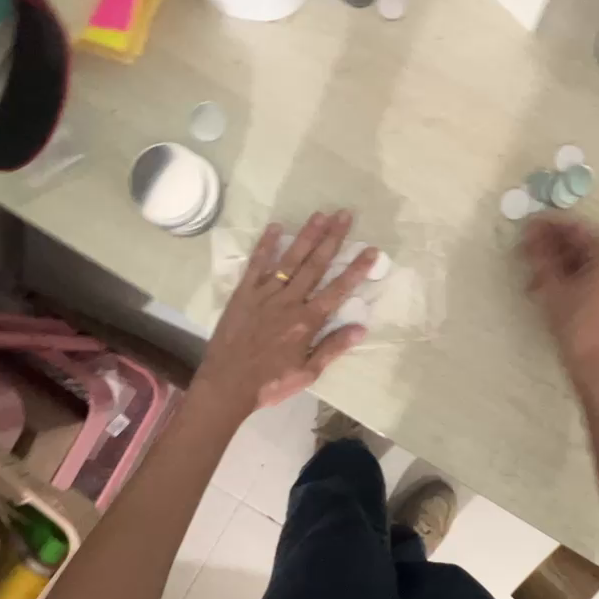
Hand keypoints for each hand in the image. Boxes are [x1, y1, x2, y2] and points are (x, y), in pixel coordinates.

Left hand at [196, 210, 377, 412]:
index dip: (356, 269)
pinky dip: (266, 245)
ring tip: (320, 214)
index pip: (338, 290)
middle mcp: (289, 302)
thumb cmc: (270, 383)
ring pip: (290, 260)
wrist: (227, 384)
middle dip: (332, 239)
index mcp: (307, 322)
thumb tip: (360, 327)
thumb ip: (332, 348)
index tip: (371, 250)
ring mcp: (265, 295)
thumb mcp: (307, 373)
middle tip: (345, 215)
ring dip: (306, 236)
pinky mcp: (243, 294)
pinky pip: (256, 265)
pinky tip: (276, 227)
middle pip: (315, 265)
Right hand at [519, 215, 598, 384]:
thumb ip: (541, 253)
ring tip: (529, 275)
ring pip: (578, 259)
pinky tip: (541, 284)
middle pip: (577, 244)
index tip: (524, 226)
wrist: (593, 363)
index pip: (575, 229)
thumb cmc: (575, 323)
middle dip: (548, 248)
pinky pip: (584, 272)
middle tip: (521, 251)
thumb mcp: (553, 285)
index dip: (547, 227)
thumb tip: (529, 227)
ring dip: (552, 264)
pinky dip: (563, 275)